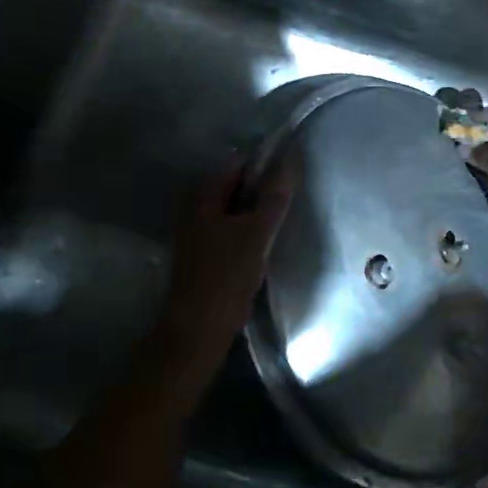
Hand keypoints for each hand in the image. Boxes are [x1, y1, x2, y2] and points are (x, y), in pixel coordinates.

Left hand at [154, 163, 294, 384]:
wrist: (199, 327)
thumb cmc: (226, 274)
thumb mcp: (257, 232)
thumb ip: (274, 197)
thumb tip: (290, 161)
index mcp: (203, 197)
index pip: (236, 163)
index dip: (264, 162)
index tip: (290, 170)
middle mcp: (197, 208)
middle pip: (235, 184)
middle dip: (262, 185)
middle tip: (291, 192)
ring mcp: (200, 230)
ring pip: (235, 207)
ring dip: (257, 207)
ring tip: (284, 212)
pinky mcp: (207, 251)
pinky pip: (233, 226)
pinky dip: (250, 225)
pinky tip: (268, 236)